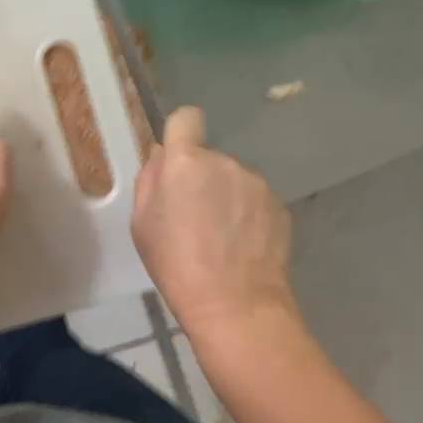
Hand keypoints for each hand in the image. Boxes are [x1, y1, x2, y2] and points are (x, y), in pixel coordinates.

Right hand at [133, 107, 294, 331]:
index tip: (176, 160)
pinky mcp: (280, 207)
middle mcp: (225, 162)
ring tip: (219, 239)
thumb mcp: (142, 224)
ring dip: (225, 198)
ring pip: (233, 181)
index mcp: (186, 162)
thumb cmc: (176, 263)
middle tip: (191, 218)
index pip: (186, 119)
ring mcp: (258, 184)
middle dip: (199, 179)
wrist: (235, 304)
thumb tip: (162, 157)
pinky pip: (254, 201)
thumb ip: (150, 181)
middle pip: (208, 158)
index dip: (179, 133)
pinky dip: (247, 217)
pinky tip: (241, 247)